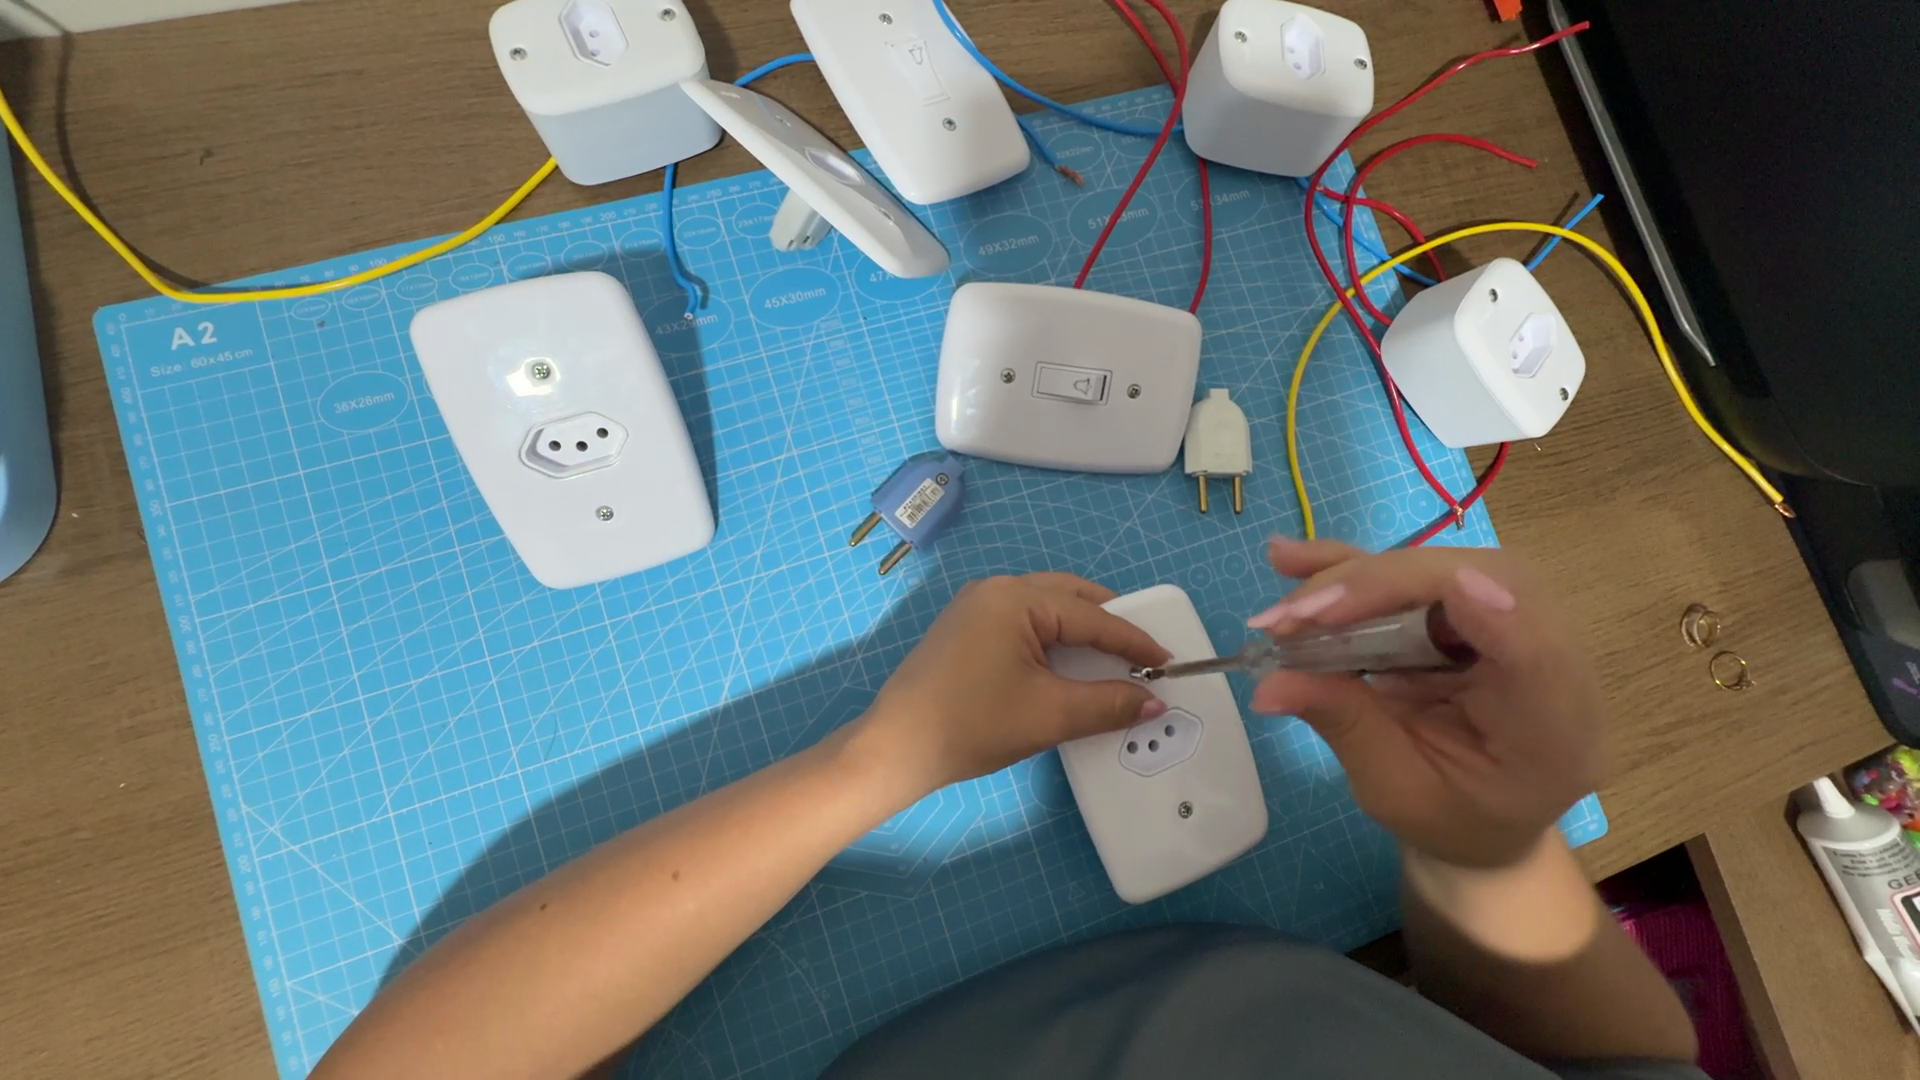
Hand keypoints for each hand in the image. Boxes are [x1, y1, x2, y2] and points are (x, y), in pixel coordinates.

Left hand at [855, 574, 1170, 801]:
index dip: (1133, 640)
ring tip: (1109, 660)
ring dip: (1079, 630)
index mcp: (1016, 598)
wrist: (897, 747)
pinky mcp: (964, 629)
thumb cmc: (974, 724)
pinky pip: (1021, 622)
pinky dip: (1052, 639)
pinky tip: (1065, 665)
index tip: (1167, 661)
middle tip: (1140, 654)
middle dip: (1107, 624)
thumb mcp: (1050, 714)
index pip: (1091, 615)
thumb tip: (1154, 701)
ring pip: (1044, 607)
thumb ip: (1108, 703)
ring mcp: (974, 607)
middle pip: (1068, 597)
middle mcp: (994, 590)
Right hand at [1246, 539, 1604, 868]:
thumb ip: (1345, 726)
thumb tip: (1269, 684)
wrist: (1481, 821)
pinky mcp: (1463, 607)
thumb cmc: (1450, 820)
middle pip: (1482, 581)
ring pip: (1438, 567)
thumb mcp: (1395, 790)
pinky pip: (1408, 573)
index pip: (1536, 649)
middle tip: (1296, 618)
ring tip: (1283, 605)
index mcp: (1551, 726)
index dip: (1489, 609)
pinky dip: (1348, 567)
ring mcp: (1508, 622)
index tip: (1425, 586)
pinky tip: (1290, 559)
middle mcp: (1545, 658)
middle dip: (1379, 587)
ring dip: (1351, 577)